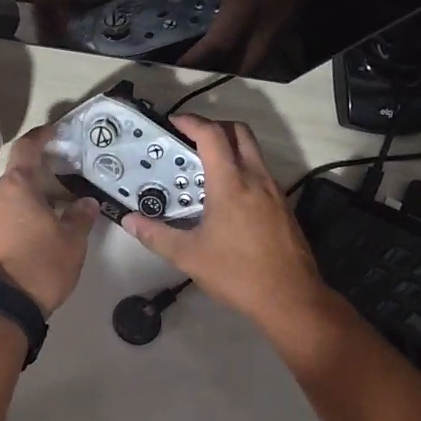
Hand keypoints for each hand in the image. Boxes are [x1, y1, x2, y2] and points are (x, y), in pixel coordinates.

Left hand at [0, 125, 100, 315]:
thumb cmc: (40, 266)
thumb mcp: (71, 242)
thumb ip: (79, 217)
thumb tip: (86, 203)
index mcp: (15, 185)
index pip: (27, 148)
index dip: (42, 136)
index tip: (53, 132)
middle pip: (16, 178)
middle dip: (38, 183)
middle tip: (61, 193)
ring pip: (4, 200)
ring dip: (23, 204)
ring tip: (46, 221)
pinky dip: (10, 220)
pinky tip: (27, 238)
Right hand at [120, 115, 321, 325]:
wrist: (291, 299)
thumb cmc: (237, 273)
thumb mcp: (189, 256)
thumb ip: (156, 235)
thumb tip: (129, 221)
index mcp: (231, 183)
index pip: (211, 135)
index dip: (191, 122)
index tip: (173, 122)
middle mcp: (256, 178)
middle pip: (239, 132)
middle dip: (214, 126)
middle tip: (190, 139)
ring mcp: (274, 191)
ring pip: (253, 151)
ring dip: (230, 147)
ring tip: (203, 166)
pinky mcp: (283, 206)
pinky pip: (261, 173)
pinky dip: (242, 168)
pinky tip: (226, 195)